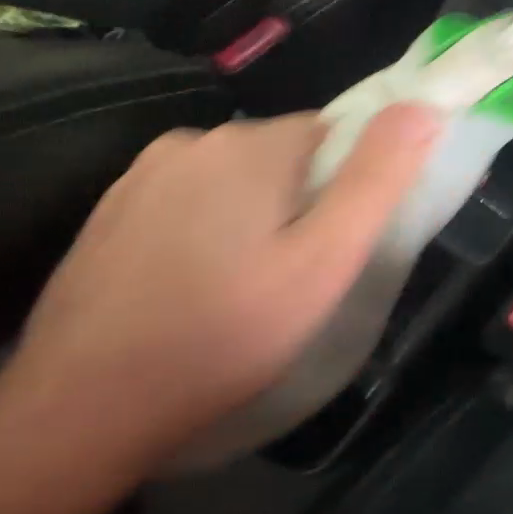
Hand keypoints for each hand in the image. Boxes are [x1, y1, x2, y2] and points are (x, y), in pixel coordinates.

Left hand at [0, 104, 440, 513]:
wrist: (88, 406)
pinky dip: (214, 231)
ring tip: (261, 283)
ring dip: (262, 214)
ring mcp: (141, 178)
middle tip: (313, 269)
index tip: (353, 238)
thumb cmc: (230, 332)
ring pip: (238, 181)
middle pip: (286, 154)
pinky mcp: (110, 214)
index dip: (357, 182)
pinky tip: (207, 286)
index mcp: (249, 145)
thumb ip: (378, 179)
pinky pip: (191, 204)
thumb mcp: (328, 260)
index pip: (337, 132)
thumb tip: (425, 108)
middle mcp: (190, 143)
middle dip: (310, 198)